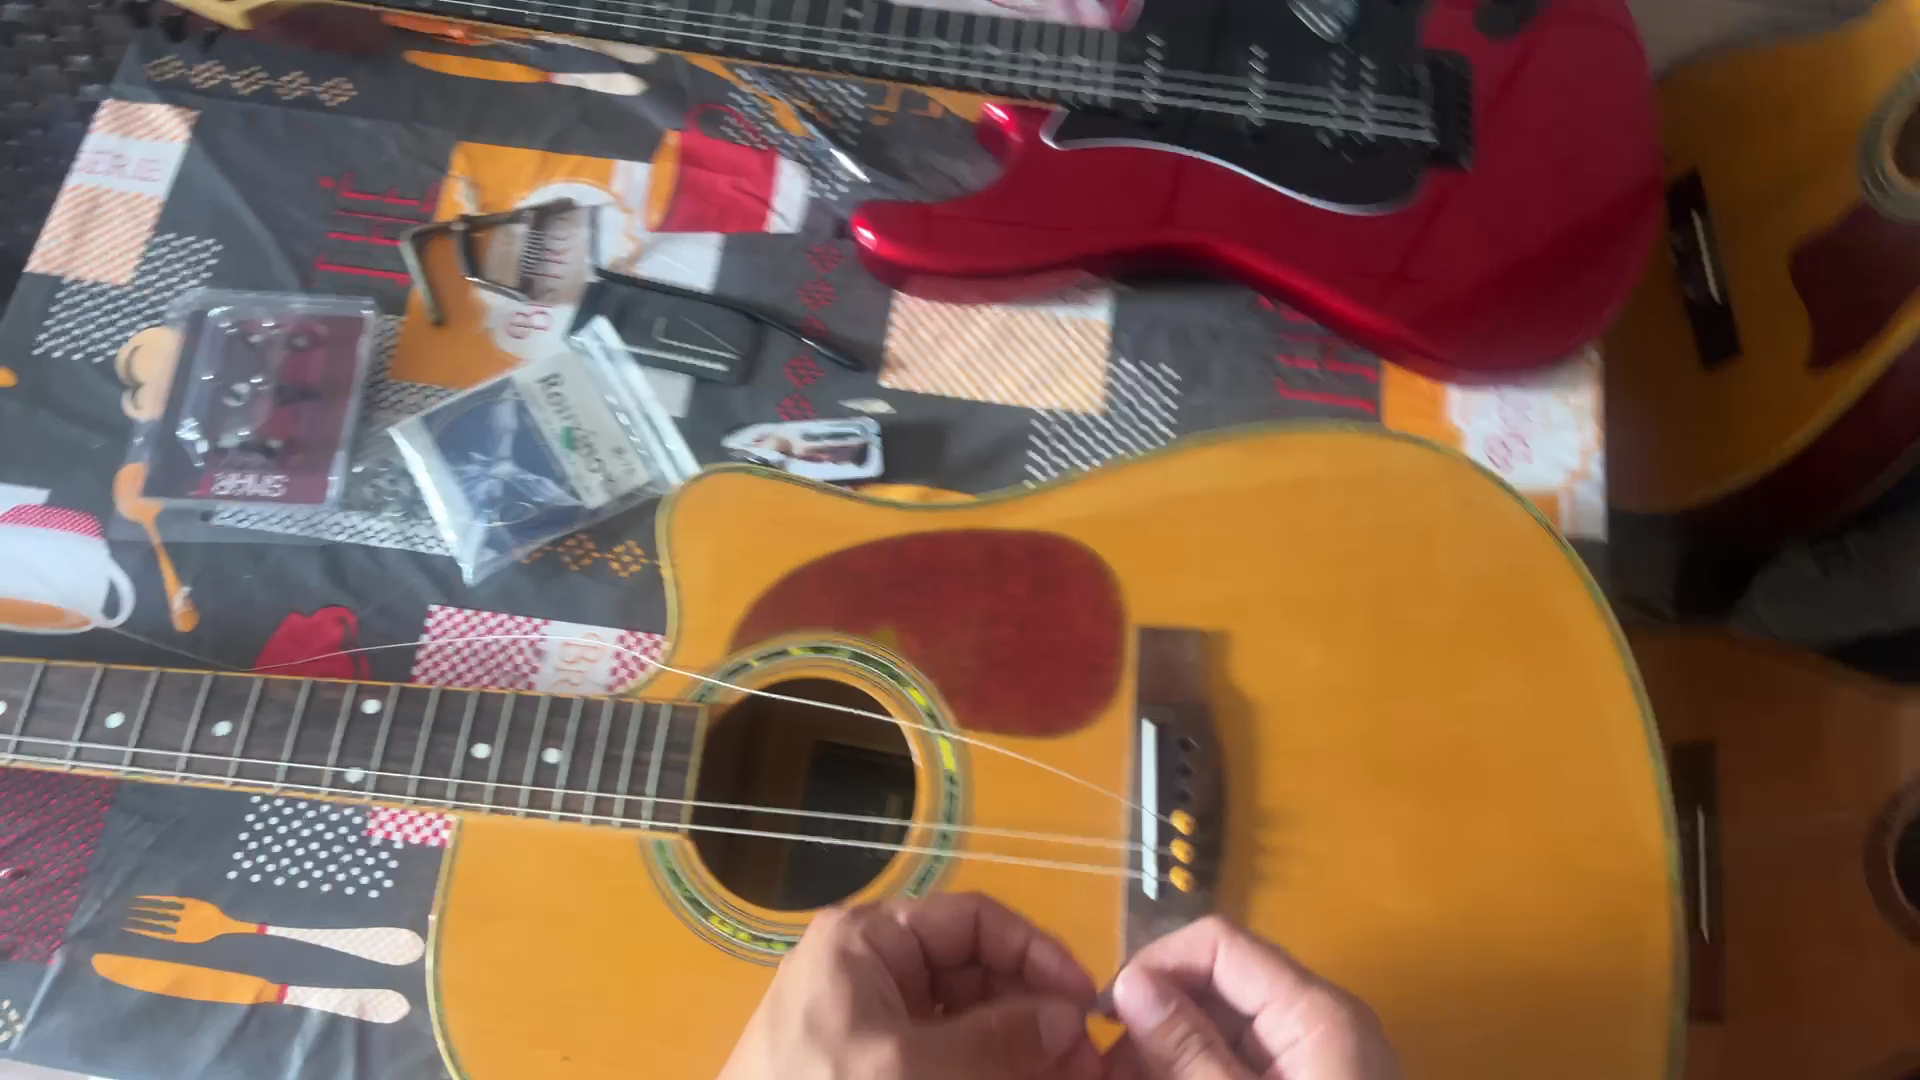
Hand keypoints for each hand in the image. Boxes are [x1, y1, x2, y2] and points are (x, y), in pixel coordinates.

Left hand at [719, 893, 1101, 1079]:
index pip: (970, 919)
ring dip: (1017, 1044)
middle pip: (973, 968)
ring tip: (1070, 1073)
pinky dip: (987, 1066)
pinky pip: (947, 1051)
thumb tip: (1072, 1020)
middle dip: (1031, 1008)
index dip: (1032, 950)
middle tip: (1086, 1055)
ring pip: (967, 1015)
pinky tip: (1025, 1078)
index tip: (1084, 996)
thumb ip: (994, 1041)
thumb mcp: (910, 1068)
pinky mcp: (878, 1059)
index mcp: (870, 937)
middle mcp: (876, 964)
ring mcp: (877, 1015)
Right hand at [1103, 917, 1401, 1079]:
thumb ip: (1186, 1050)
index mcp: (1316, 1011)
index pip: (1219, 943)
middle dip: (1159, 1014)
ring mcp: (1319, 1054)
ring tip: (1126, 1078)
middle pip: (1220, 981)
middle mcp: (1320, 1018)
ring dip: (1172, 1047)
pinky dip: (1198, 1070)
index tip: (1109, 1013)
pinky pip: (1242, 1057)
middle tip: (1108, 1066)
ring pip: (1224, 1020)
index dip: (1158, 963)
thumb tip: (1129, 981)